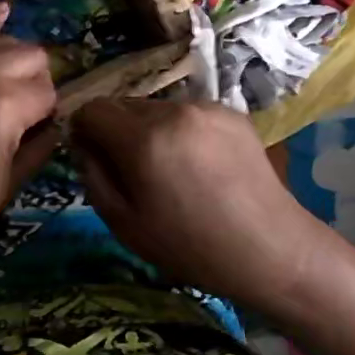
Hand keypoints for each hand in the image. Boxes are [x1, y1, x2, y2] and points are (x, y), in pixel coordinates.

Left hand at [0, 4, 55, 274]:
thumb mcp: (5, 189)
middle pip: (33, 56)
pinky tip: (5, 9)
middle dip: (37, 82)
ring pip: (7, 40)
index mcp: (4, 106)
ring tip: (10, 88)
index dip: (49, 114)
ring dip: (17, 60)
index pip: (49, 93)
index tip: (39, 132)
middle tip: (26, 113)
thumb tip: (56, 127)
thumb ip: (39, 151)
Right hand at [72, 98, 335, 309]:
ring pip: (157, 108)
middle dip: (118, 130)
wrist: (271, 248)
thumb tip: (83, 144)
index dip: (84, 129)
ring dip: (150, 129)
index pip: (93, 109)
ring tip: (170, 169)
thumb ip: (94, 176)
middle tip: (132, 169)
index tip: (91, 154)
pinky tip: (200, 165)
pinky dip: (181, 130)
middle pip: (124, 105)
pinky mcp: (232, 112)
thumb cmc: (191, 246)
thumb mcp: (126, 224)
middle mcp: (174, 111)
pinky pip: (188, 113)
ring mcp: (207, 107)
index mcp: (144, 139)